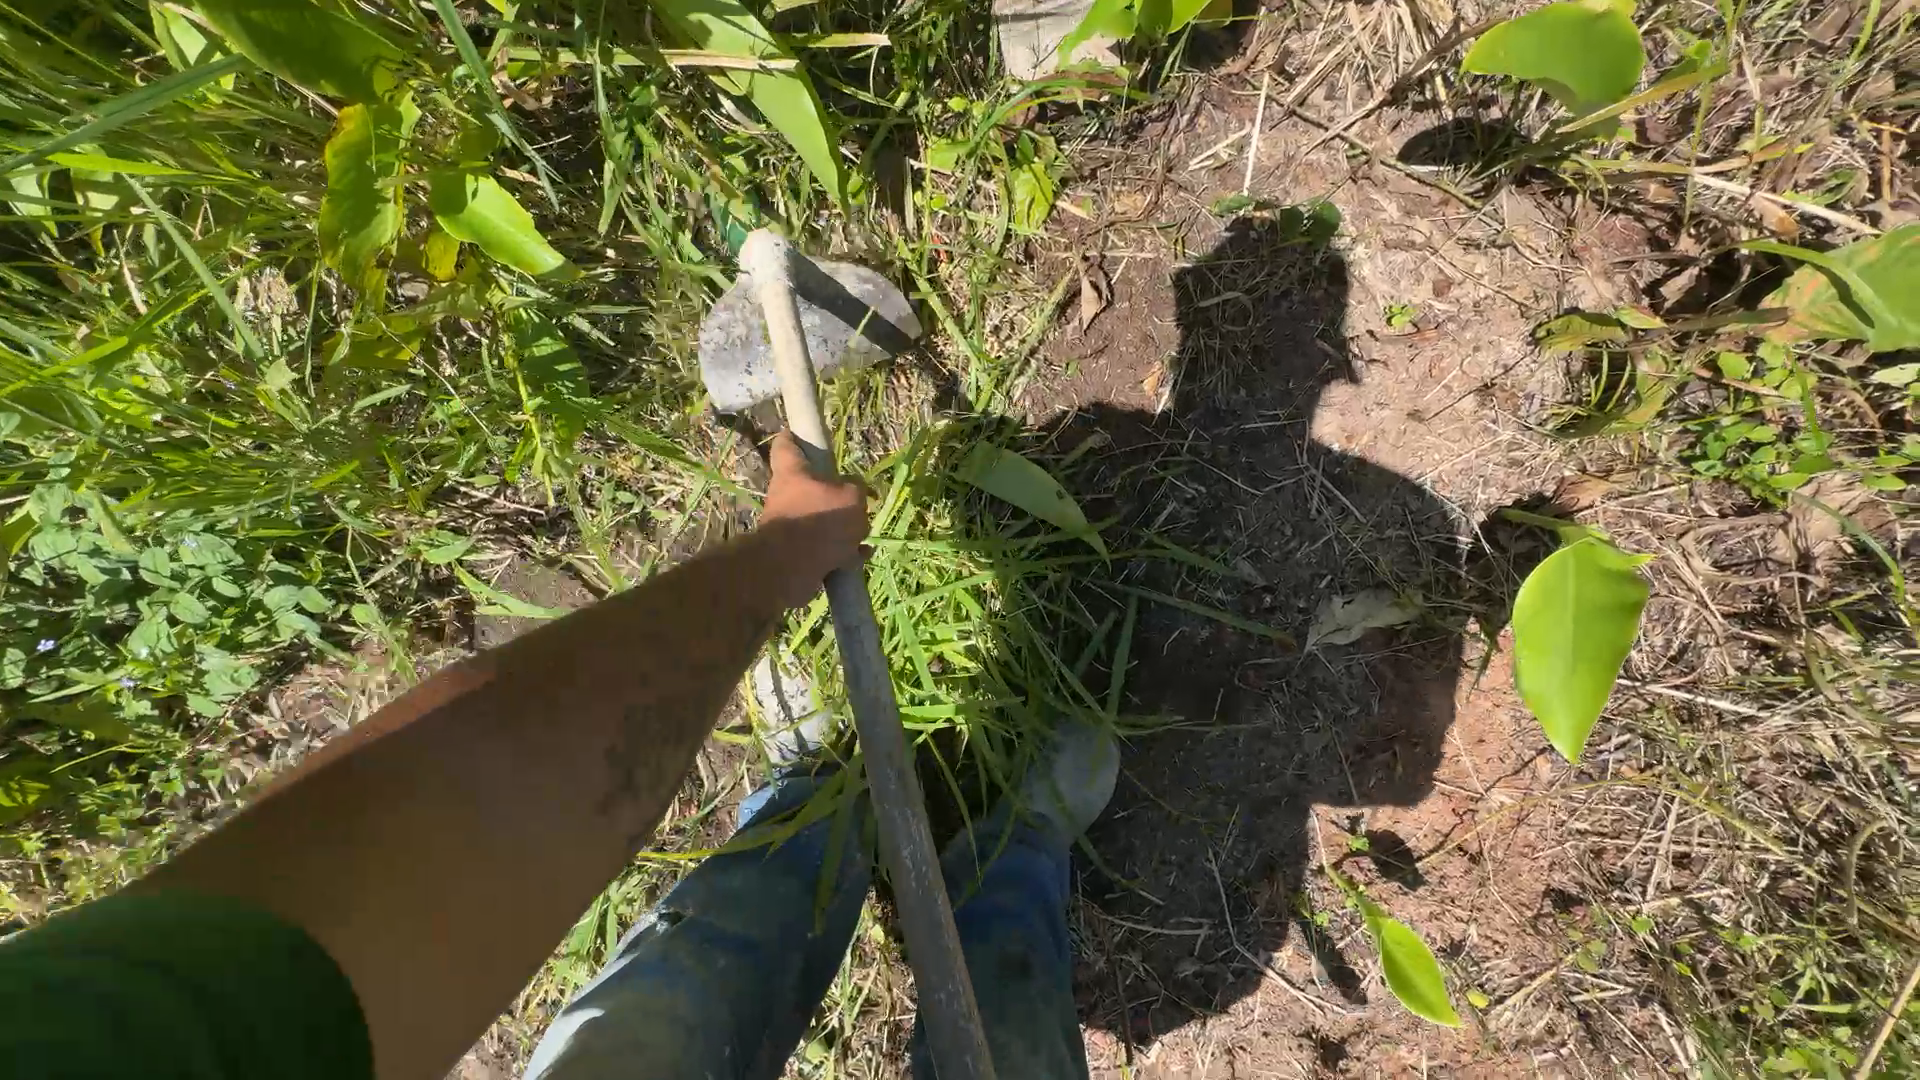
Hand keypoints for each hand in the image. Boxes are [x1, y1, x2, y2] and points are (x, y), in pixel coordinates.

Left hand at [759, 433, 868, 604]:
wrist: (793, 569)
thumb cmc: (821, 520)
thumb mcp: (852, 498)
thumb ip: (857, 490)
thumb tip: (856, 493)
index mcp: (792, 474)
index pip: (786, 445)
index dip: (793, 438)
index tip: (799, 435)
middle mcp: (785, 497)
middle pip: (809, 488)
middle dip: (835, 496)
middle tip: (856, 501)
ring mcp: (788, 527)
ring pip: (820, 521)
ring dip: (842, 529)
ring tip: (864, 536)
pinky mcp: (794, 554)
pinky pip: (823, 548)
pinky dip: (841, 552)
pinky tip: (859, 556)